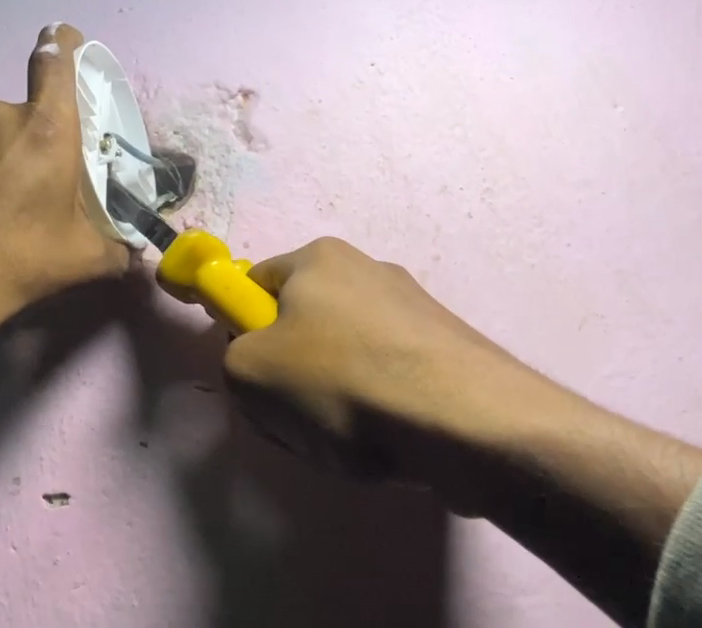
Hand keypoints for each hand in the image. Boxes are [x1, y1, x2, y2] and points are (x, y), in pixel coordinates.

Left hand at [0, 24, 129, 417]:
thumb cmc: (18, 260)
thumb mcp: (83, 258)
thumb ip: (118, 248)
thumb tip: (136, 254)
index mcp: (45, 128)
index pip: (56, 61)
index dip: (64, 44)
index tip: (67, 42)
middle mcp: (0, 118)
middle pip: (29, 114)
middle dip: (40, 142)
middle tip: (43, 186)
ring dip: (4, 161)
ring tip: (1, 211)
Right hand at [221, 237, 701, 625]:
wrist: (469, 423)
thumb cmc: (342, 384)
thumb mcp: (248, 374)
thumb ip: (232, 357)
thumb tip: (260, 360)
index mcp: (317, 257)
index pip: (256, 284)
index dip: (244, 329)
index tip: (257, 374)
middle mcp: (369, 268)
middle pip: (304, 322)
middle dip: (294, 370)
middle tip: (298, 416)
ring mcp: (417, 308)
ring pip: (348, 356)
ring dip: (337, 397)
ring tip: (350, 441)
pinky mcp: (452, 349)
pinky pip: (393, 378)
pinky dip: (382, 410)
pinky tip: (391, 443)